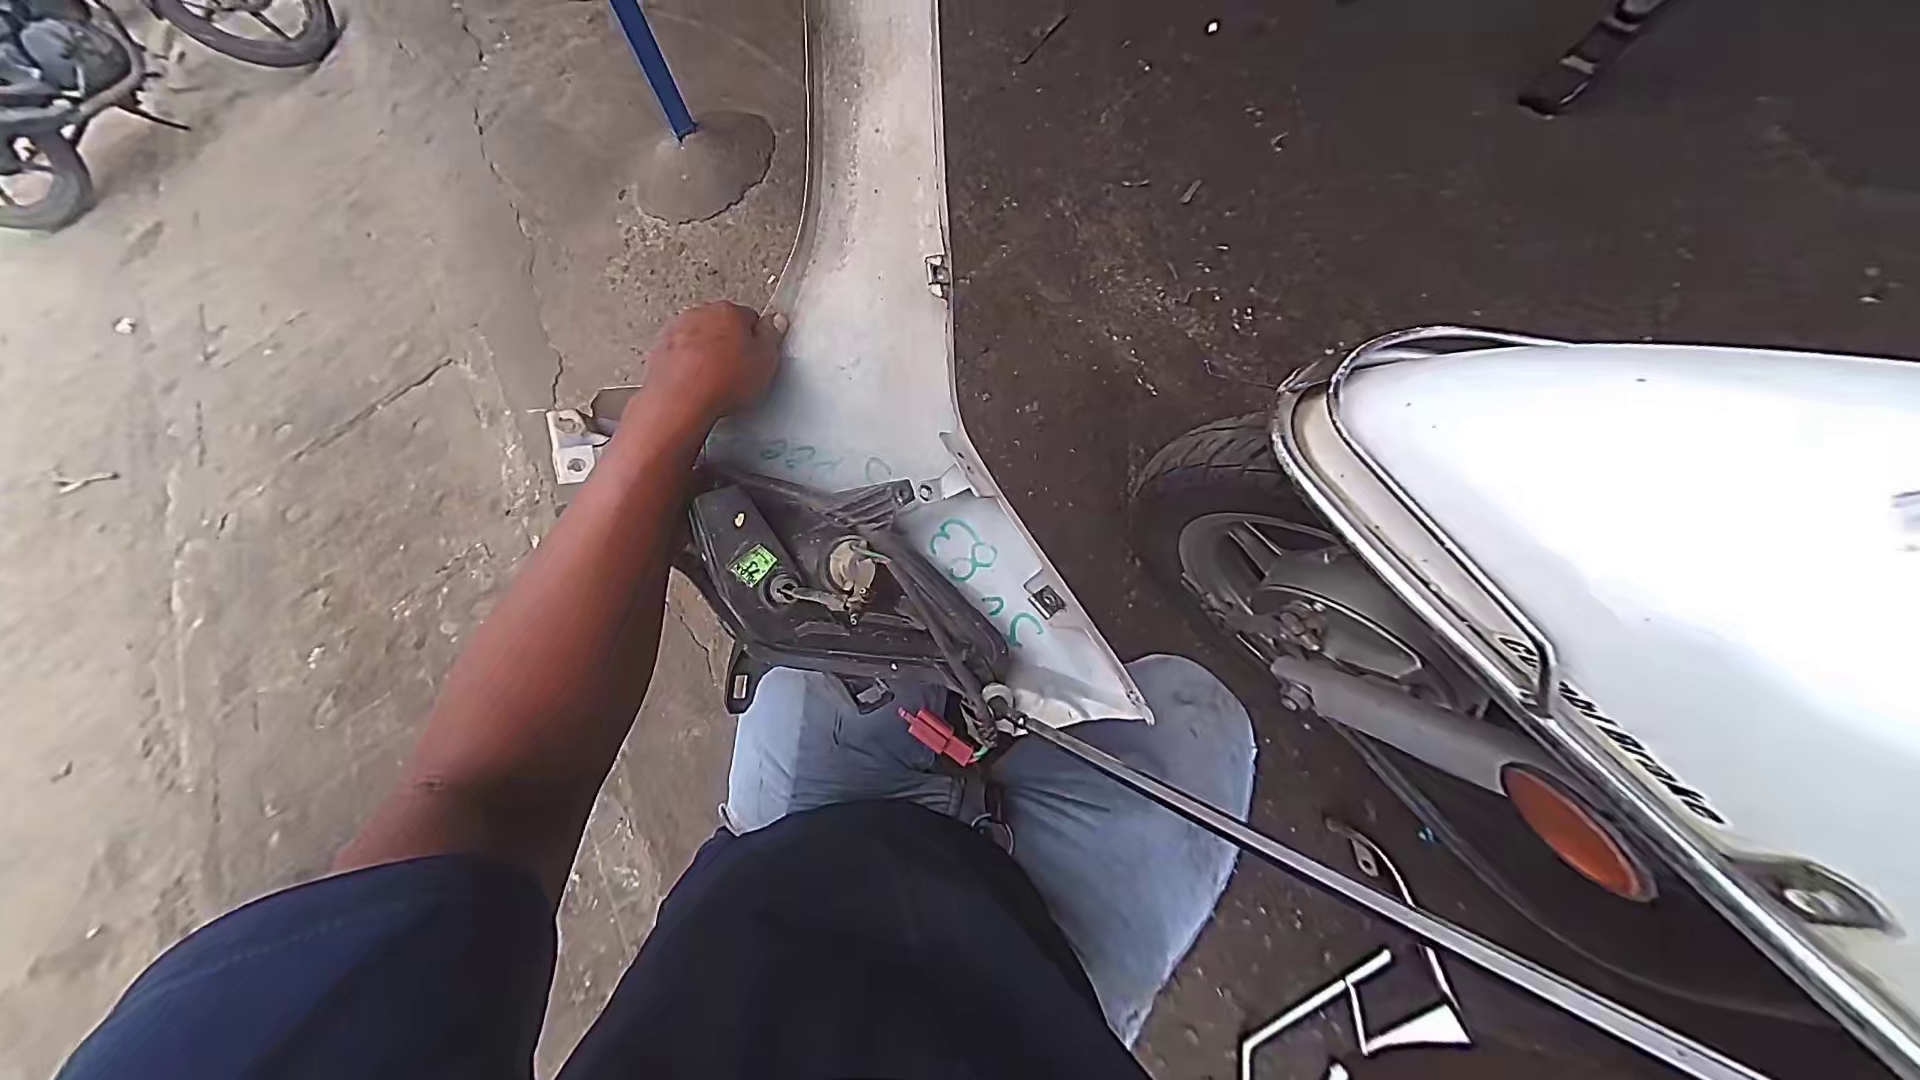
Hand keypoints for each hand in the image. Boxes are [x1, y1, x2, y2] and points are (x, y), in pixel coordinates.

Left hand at [642, 301, 786, 421]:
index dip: (757, 339)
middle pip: (722, 325)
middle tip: (741, 370)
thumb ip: (772, 336)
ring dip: (708, 354)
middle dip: (730, 343)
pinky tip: (698, 384)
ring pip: (699, 338)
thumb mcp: (766, 361)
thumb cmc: (722, 379)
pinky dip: (689, 366)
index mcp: (729, 311)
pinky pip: (681, 355)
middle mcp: (700, 314)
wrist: (681, 399)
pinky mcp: (661, 350)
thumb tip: (776, 322)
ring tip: (718, 380)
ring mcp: (677, 330)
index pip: (750, 317)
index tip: (759, 355)